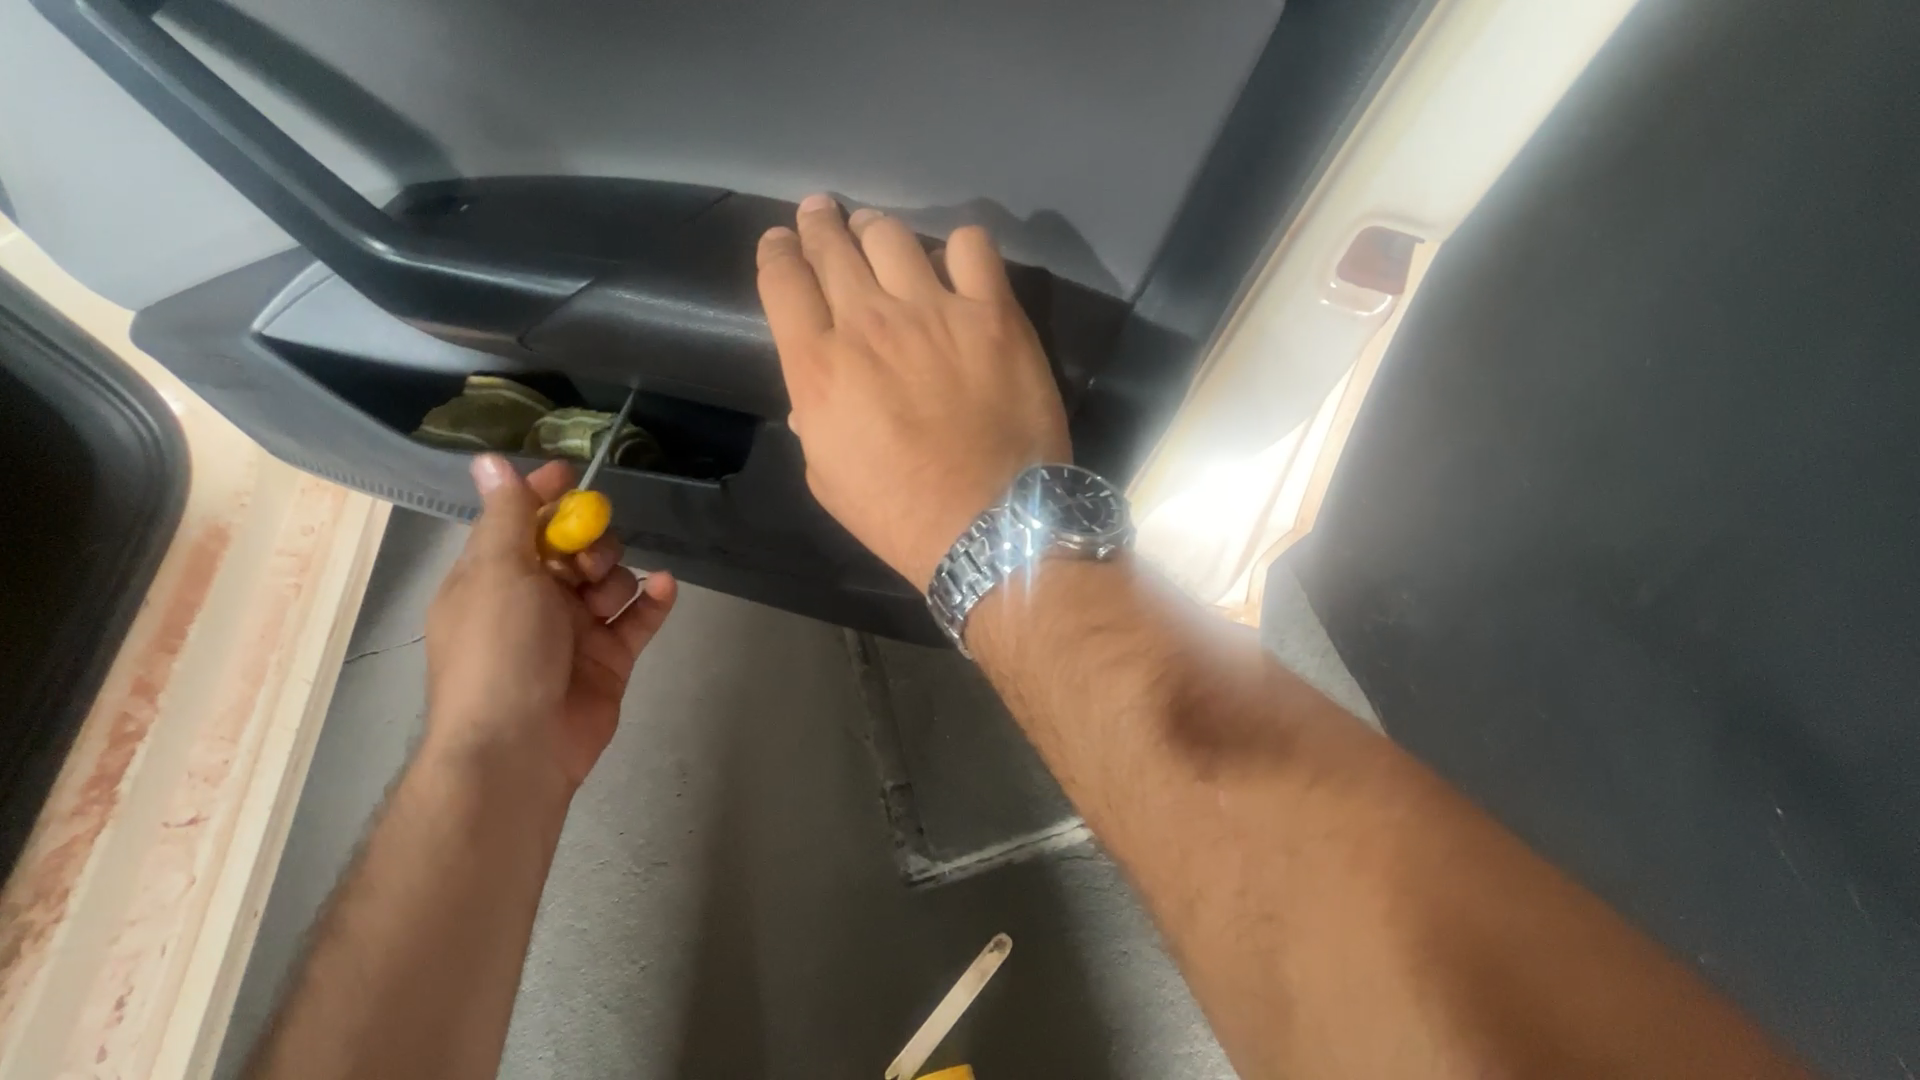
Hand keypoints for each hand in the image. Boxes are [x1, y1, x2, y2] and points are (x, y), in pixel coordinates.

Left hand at [425, 455, 676, 790]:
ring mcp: (575, 630)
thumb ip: (506, 515)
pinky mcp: (611, 658)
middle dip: (590, 542)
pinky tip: (664, 587)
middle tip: (586, 560)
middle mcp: (534, 599)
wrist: (519, 746)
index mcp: (495, 577)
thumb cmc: (499, 651)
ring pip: (611, 580)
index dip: (545, 496)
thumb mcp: (497, 572)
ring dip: (616, 576)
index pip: (521, 522)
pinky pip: (639, 618)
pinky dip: (653, 600)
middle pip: (575, 548)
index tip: (573, 477)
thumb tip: (487, 459)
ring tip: (606, 598)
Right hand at [756, 195, 1069, 587]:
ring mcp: (936, 312)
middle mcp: (869, 322)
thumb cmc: (900, 516)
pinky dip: (957, 249)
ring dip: (875, 229)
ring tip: (876, 233)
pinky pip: (971, 247)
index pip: (782, 280)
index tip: (782, 244)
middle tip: (822, 216)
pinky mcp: (995, 315)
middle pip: (832, 246)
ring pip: (892, 235)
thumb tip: (814, 399)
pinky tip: (954, 266)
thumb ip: (814, 423)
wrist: (990, 528)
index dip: (778, 252)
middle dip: (820, 225)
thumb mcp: (827, 479)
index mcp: (818, 366)